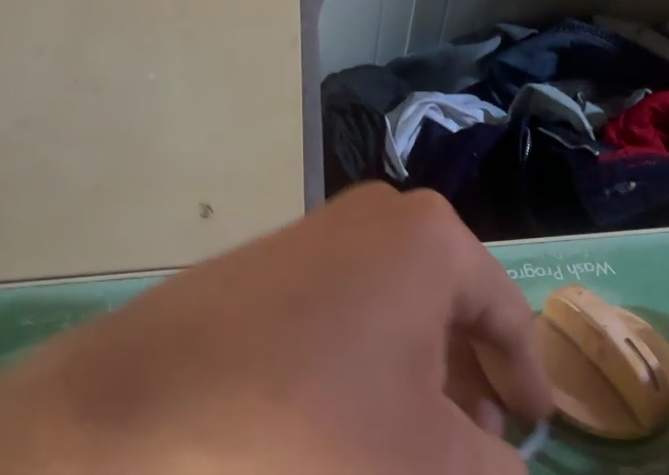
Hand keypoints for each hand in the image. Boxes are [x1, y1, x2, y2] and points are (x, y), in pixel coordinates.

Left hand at [0, 183, 552, 473]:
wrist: (131, 416)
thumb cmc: (305, 429)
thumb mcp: (424, 464)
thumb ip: (489, 469)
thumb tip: (505, 464)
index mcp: (429, 238)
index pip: (506, 314)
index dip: (529, 381)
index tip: (537, 432)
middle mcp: (376, 218)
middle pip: (447, 308)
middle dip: (466, 384)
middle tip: (474, 448)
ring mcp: (313, 236)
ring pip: (391, 312)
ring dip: (413, 379)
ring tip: (407, 443)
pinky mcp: (263, 267)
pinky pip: (339, 313)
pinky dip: (360, 368)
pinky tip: (343, 424)